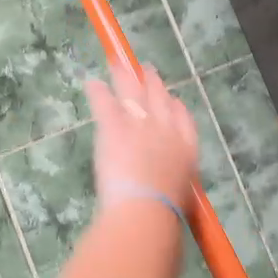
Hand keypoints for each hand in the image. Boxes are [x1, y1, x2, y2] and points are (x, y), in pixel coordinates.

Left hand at [85, 63, 198, 212]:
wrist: (146, 208)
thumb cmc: (165, 213)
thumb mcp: (181, 198)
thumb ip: (174, 185)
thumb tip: (168, 192)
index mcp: (186, 149)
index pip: (183, 118)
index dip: (175, 105)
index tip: (171, 99)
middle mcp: (165, 130)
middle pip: (160, 97)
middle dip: (153, 82)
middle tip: (147, 70)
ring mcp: (139, 124)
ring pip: (132, 91)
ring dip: (124, 76)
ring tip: (117, 63)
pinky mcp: (114, 126)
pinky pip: (105, 102)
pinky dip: (97, 91)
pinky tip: (91, 82)